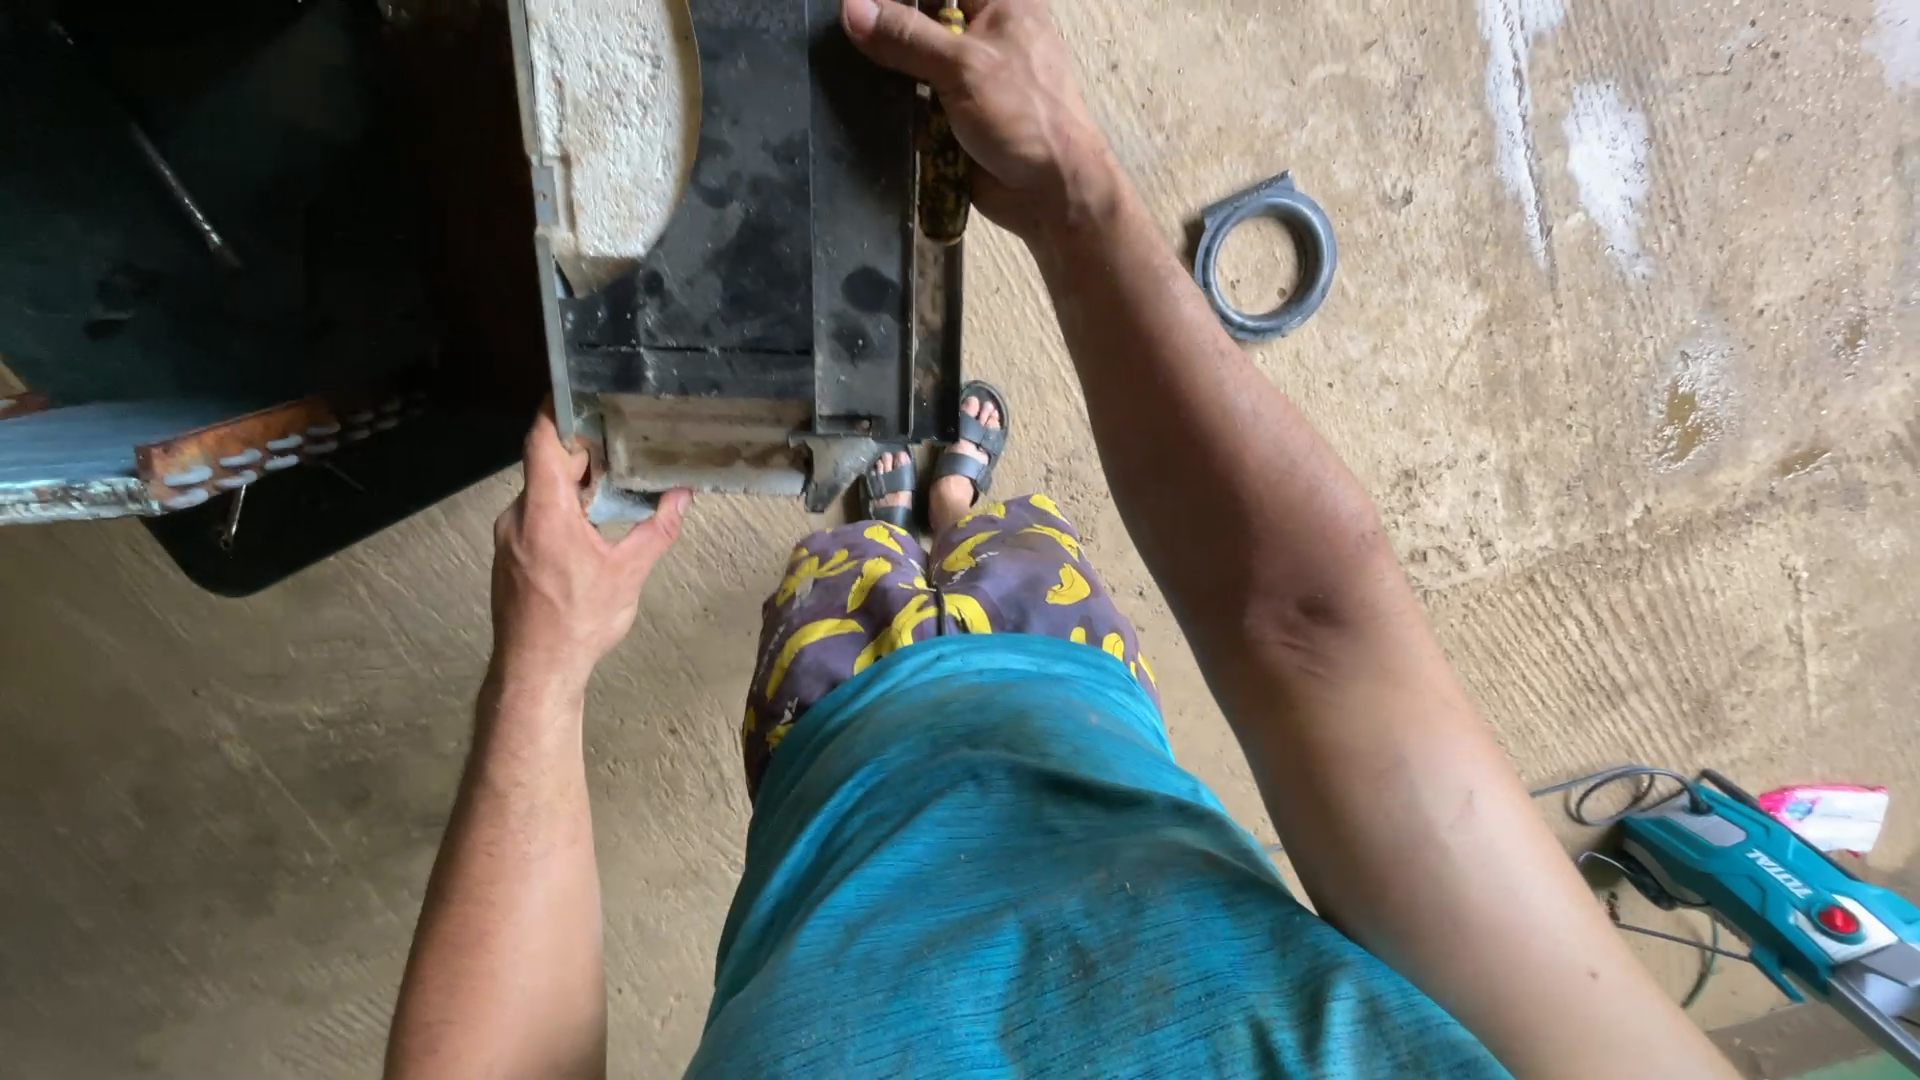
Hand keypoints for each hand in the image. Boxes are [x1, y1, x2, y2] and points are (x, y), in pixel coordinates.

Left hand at [490, 407, 690, 693]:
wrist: (535, 670)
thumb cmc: (579, 621)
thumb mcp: (629, 573)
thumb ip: (656, 529)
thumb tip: (682, 497)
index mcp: (544, 512)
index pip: (541, 443)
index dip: (555, 411)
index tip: (575, 390)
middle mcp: (518, 517)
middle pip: (545, 465)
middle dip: (581, 450)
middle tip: (620, 439)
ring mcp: (510, 538)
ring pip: (542, 493)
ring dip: (575, 483)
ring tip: (615, 481)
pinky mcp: (512, 556)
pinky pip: (537, 516)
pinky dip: (564, 508)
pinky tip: (594, 522)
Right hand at [841, 0, 1115, 239]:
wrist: (1050, 192)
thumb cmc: (1023, 116)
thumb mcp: (962, 66)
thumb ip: (906, 37)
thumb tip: (852, 8)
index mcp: (1000, 5)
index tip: (861, 3)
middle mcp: (985, 39)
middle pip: (927, 19)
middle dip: (892, 27)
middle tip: (851, 30)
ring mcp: (972, 84)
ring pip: (919, 65)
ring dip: (893, 72)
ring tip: (852, 66)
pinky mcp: (960, 124)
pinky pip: (922, 109)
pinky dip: (904, 112)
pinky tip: (874, 108)